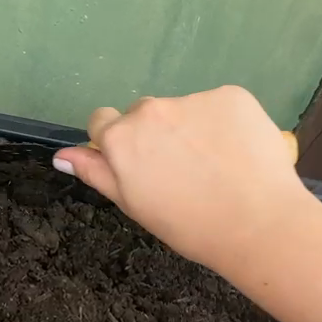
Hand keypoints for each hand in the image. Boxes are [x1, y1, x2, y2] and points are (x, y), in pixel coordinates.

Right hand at [52, 86, 312, 275]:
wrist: (260, 225)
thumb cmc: (189, 226)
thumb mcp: (133, 205)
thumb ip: (96, 173)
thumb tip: (61, 154)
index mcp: (121, 137)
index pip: (102, 122)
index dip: (119, 144)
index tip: (141, 166)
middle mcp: (151, 109)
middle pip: (143, 115)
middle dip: (154, 135)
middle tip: (181, 171)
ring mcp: (193, 99)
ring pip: (182, 110)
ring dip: (190, 128)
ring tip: (215, 166)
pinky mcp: (232, 96)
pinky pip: (218, 105)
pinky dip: (224, 123)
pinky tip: (237, 153)